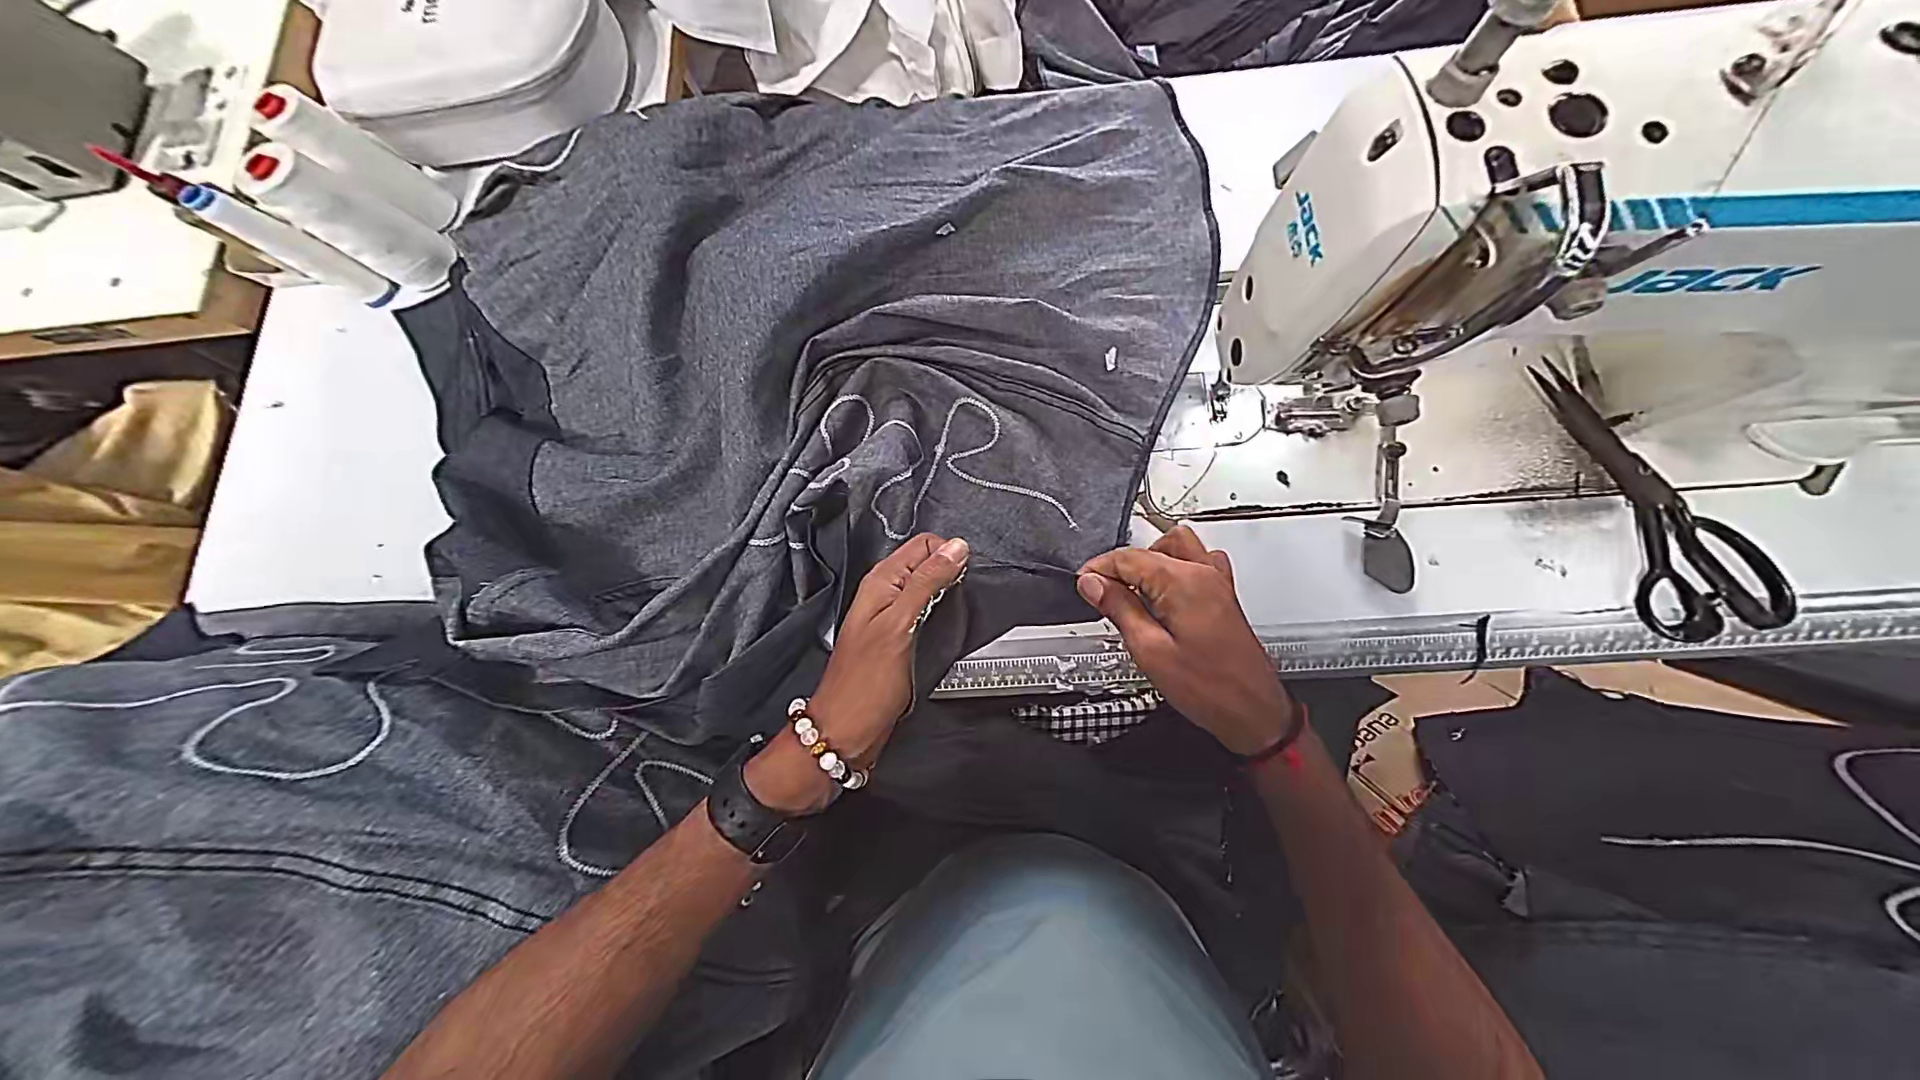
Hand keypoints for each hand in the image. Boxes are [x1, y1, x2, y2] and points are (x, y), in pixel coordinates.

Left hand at [745, 533, 969, 813]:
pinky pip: (930, 614)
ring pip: (932, 589)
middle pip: (931, 564)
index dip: (949, 555)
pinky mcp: (903, 639)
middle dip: (951, 575)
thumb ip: (927, 582)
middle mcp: (886, 595)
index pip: (925, 544)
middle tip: (955, 601)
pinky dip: (944, 617)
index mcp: (881, 581)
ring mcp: (894, 617)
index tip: (959, 578)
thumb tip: (955, 549)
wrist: (849, 729)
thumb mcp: (900, 624)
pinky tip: (945, 631)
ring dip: (949, 596)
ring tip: (952, 617)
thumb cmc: (864, 685)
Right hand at [1076, 525, 1295, 755]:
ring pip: (1176, 546)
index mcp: (1182, 583)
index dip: (1098, 569)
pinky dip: (1174, 568)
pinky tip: (1163, 593)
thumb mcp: (1149, 650)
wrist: (1252, 710)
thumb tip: (1093, 584)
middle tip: (1103, 591)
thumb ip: (1118, 608)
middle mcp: (1203, 574)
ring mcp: (1216, 583)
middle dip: (1121, 565)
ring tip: (1130, 591)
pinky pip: (1198, 562)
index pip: (1128, 558)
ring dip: (1149, 561)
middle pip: (1150, 547)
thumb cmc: (1210, 688)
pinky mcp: (1222, 595)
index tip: (1084, 584)